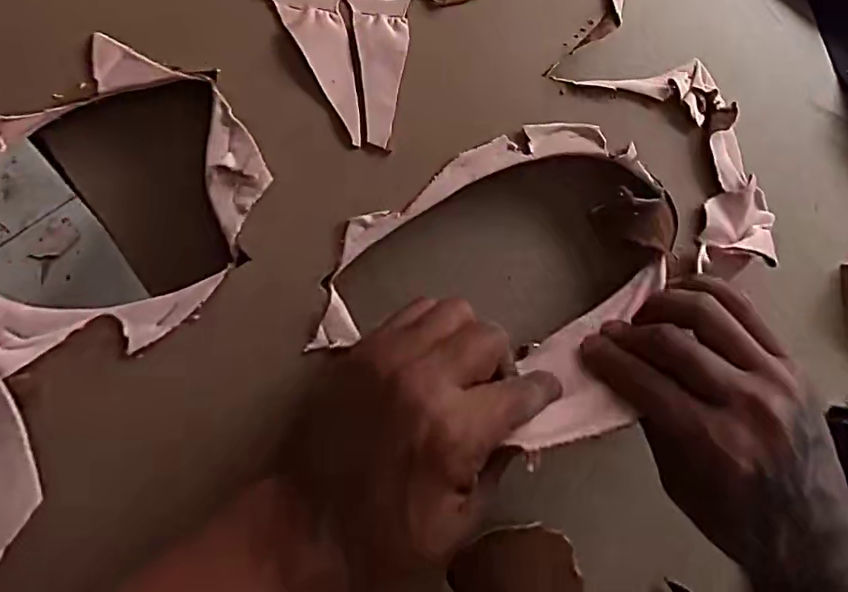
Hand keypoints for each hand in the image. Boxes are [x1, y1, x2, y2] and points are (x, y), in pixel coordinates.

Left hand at [276, 297, 564, 589]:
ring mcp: (389, 354)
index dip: (542, 392)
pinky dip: (431, 326)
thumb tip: (519, 430)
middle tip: (494, 389)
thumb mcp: (455, 527)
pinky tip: (427, 356)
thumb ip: (496, 470)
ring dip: (468, 336)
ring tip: (459, 367)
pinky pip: (414, 310)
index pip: (518, 391)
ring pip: (454, 310)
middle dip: (503, 362)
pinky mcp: (365, 347)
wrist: (300, 523)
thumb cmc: (379, 537)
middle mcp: (424, 378)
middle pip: (490, 336)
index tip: (547, 390)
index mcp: (451, 430)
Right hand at [580, 276, 847, 591]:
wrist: (820, 535)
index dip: (610, 359)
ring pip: (708, 310)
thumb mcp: (680, 483)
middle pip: (672, 342)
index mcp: (718, 444)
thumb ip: (652, 422)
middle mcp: (749, 404)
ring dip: (666, 302)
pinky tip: (684, 294)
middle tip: (611, 331)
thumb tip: (621, 371)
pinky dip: (707, 292)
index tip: (590, 347)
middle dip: (630, 332)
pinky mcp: (791, 362)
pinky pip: (744, 308)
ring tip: (647, 311)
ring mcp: (775, 377)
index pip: (648, 383)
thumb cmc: (744, 520)